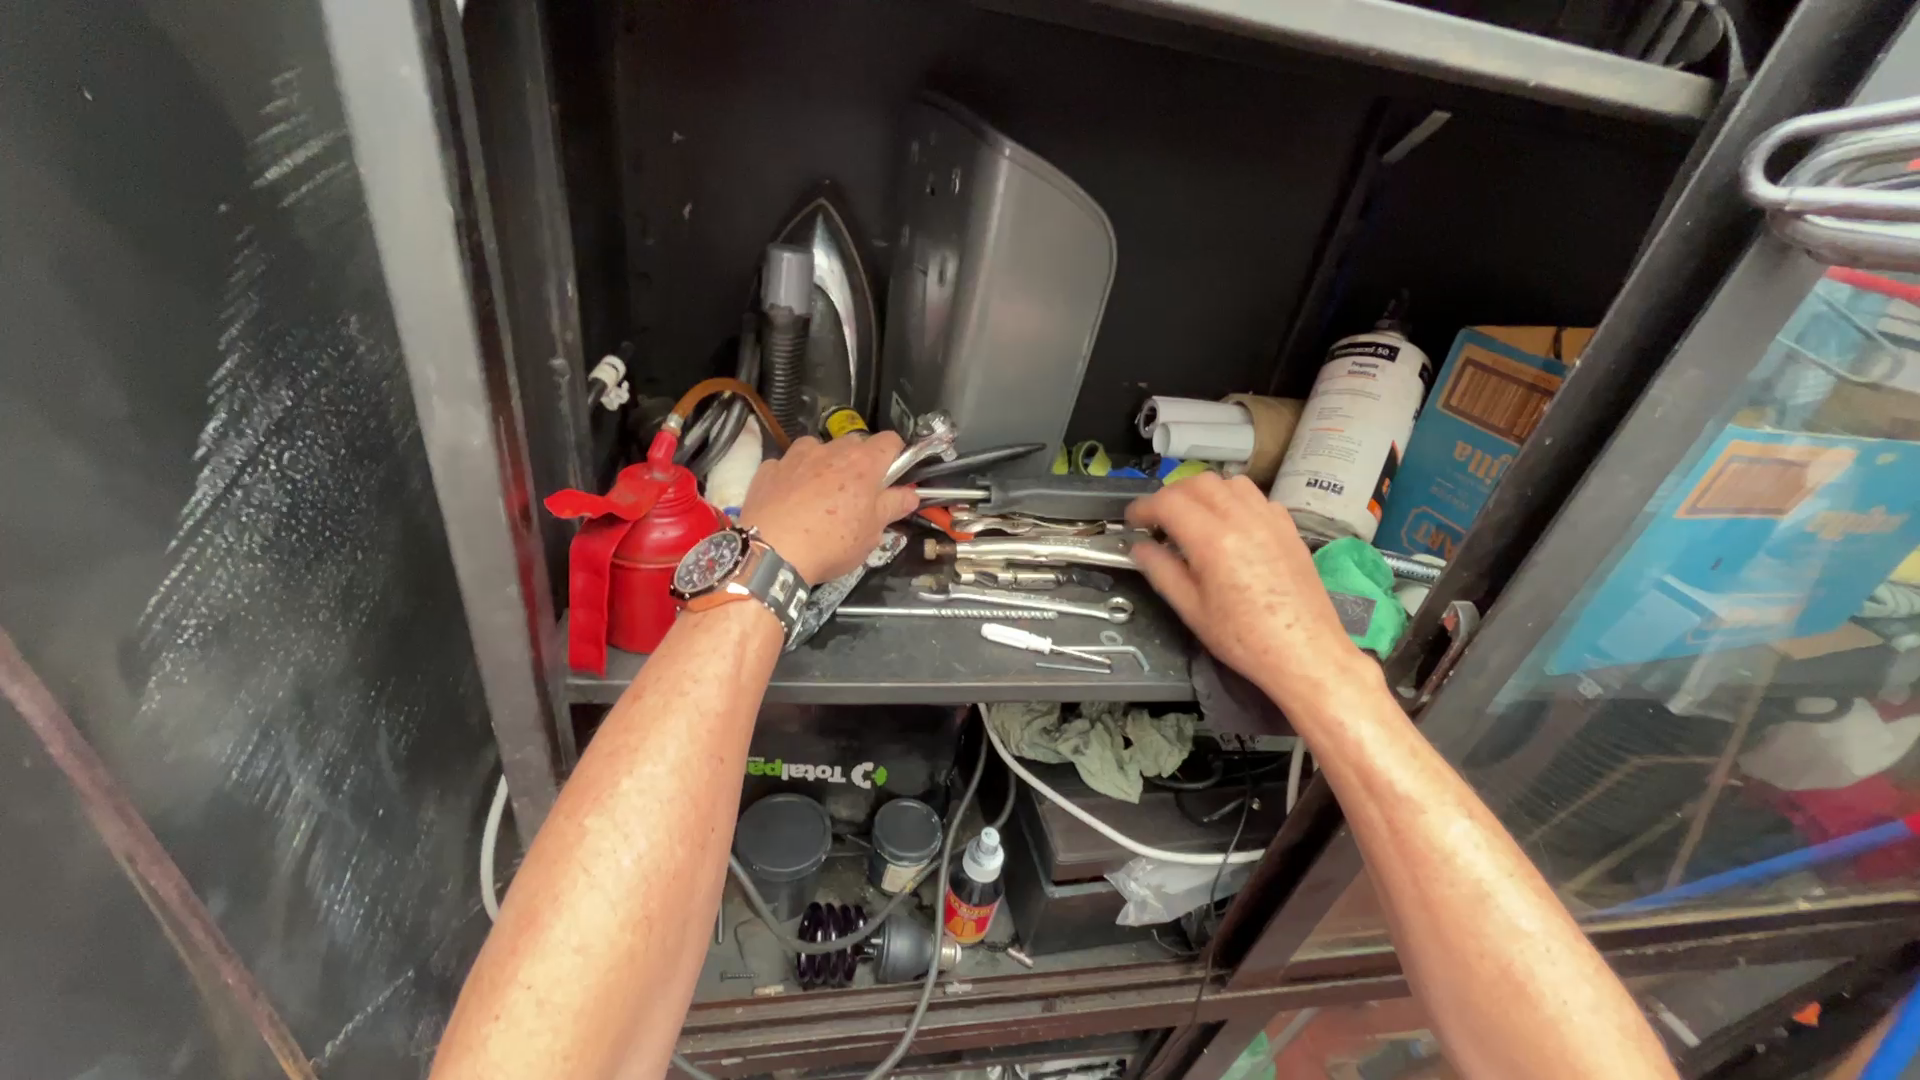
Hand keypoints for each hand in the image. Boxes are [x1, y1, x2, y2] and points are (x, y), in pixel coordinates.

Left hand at [737, 433, 919, 584]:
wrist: (772, 553)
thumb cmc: (832, 543)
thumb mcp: (872, 532)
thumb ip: (892, 507)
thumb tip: (910, 495)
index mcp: (863, 463)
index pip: (890, 440)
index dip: (895, 455)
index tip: (891, 475)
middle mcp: (830, 450)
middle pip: (854, 443)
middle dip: (859, 462)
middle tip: (856, 494)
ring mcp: (796, 456)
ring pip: (818, 448)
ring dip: (824, 464)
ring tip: (819, 495)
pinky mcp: (769, 468)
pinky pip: (788, 464)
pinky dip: (793, 476)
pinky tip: (790, 501)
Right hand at [1126, 472, 1376, 712]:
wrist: (1306, 653)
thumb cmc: (1246, 639)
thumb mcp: (1192, 610)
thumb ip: (1161, 572)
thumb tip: (1140, 549)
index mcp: (1214, 541)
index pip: (1168, 503)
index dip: (1143, 508)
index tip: (1133, 522)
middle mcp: (1243, 519)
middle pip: (1197, 483)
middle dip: (1170, 496)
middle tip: (1158, 521)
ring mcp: (1270, 520)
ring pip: (1229, 482)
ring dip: (1203, 492)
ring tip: (1192, 517)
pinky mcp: (1288, 528)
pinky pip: (1255, 497)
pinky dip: (1233, 500)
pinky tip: (1229, 525)